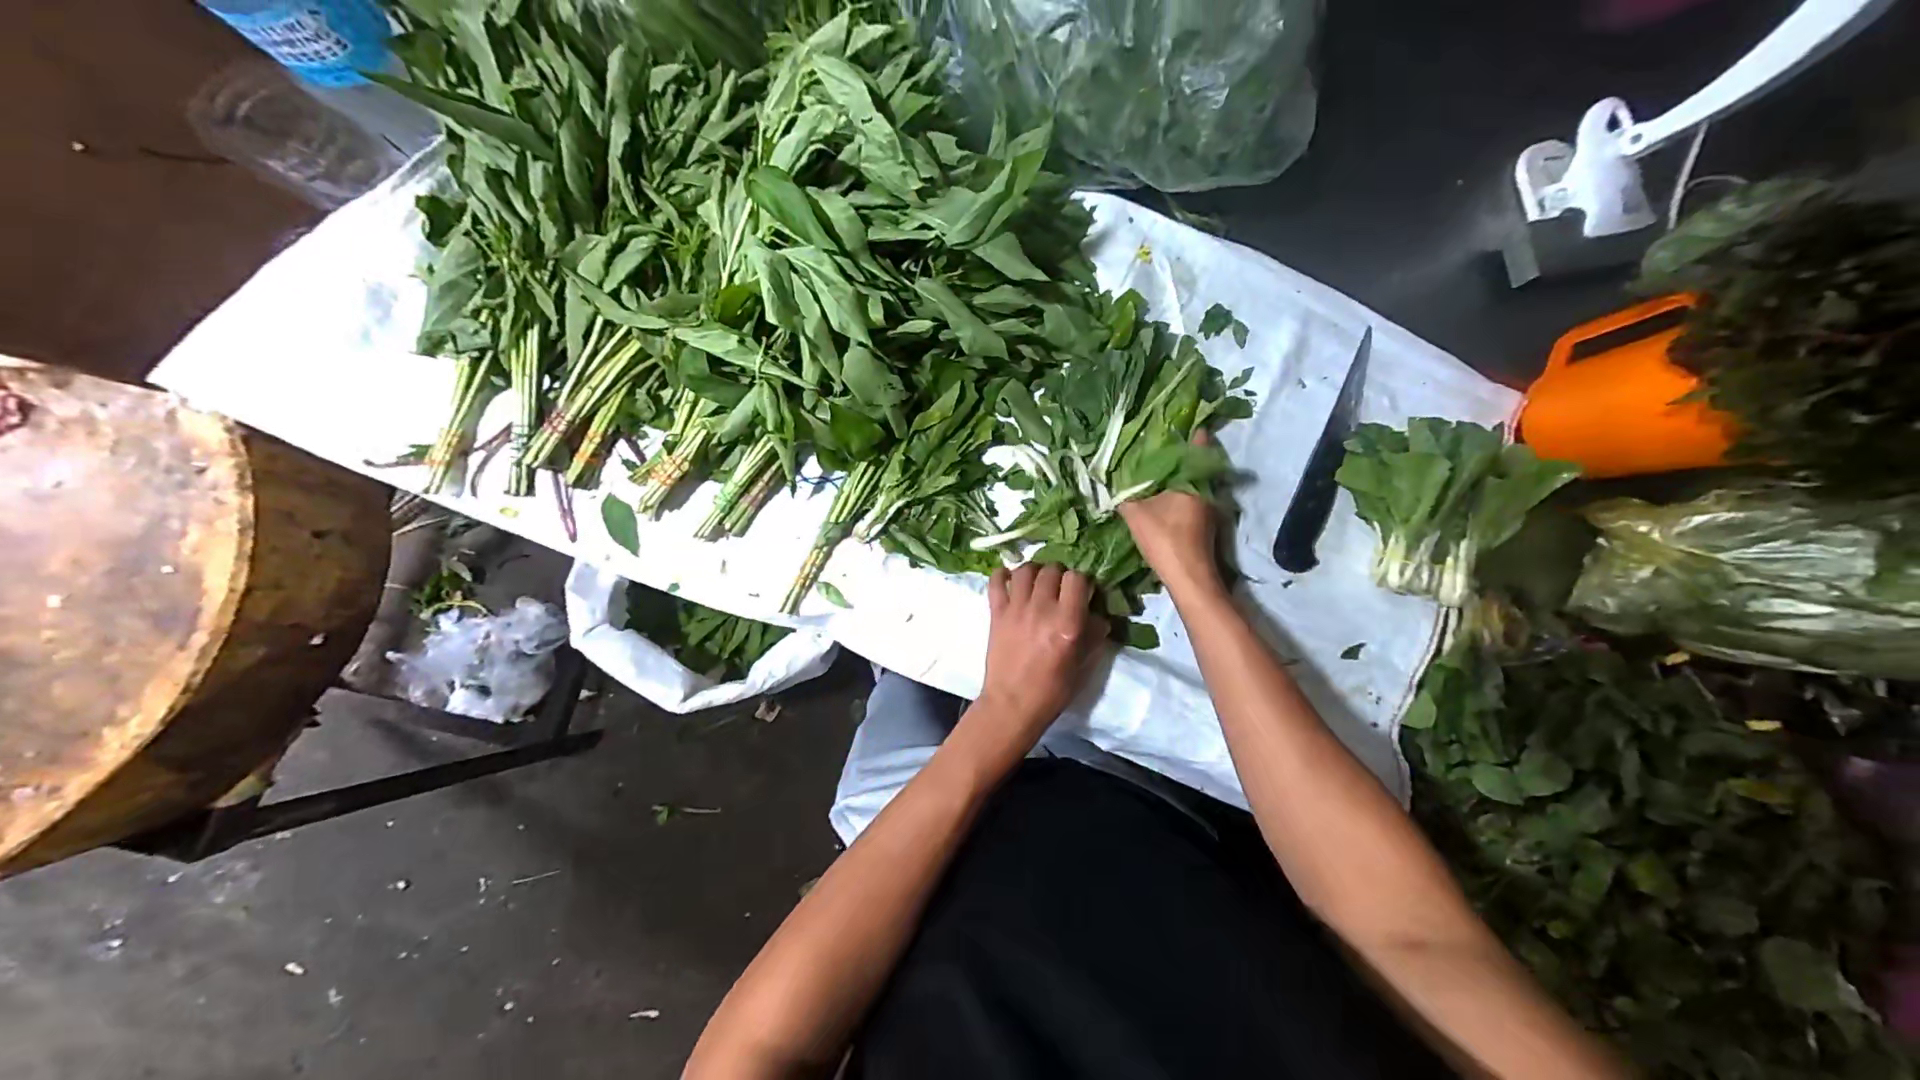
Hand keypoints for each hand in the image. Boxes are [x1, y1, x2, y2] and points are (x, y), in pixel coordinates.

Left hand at [968, 563, 1103, 754]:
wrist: (1012, 704)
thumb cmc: (1052, 690)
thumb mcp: (1083, 665)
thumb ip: (1094, 635)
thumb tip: (1099, 616)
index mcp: (1067, 623)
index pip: (1077, 579)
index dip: (1083, 582)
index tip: (1083, 593)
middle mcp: (1041, 609)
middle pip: (1051, 570)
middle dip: (1060, 574)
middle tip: (1060, 588)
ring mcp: (1016, 608)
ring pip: (1025, 570)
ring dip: (1035, 571)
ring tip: (1038, 582)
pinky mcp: (996, 612)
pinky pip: (996, 580)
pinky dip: (1003, 574)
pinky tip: (1010, 580)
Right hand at [1118, 438, 1224, 600]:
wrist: (1188, 577)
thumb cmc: (1166, 538)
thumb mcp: (1136, 513)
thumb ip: (1122, 495)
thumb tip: (1108, 480)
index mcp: (1194, 479)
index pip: (1198, 444)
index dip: (1189, 430)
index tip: (1176, 421)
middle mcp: (1207, 489)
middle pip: (1194, 463)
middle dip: (1178, 454)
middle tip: (1156, 444)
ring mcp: (1208, 507)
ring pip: (1191, 482)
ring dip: (1176, 476)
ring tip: (1153, 468)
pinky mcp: (1203, 523)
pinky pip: (1189, 497)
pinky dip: (1177, 492)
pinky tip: (1159, 495)